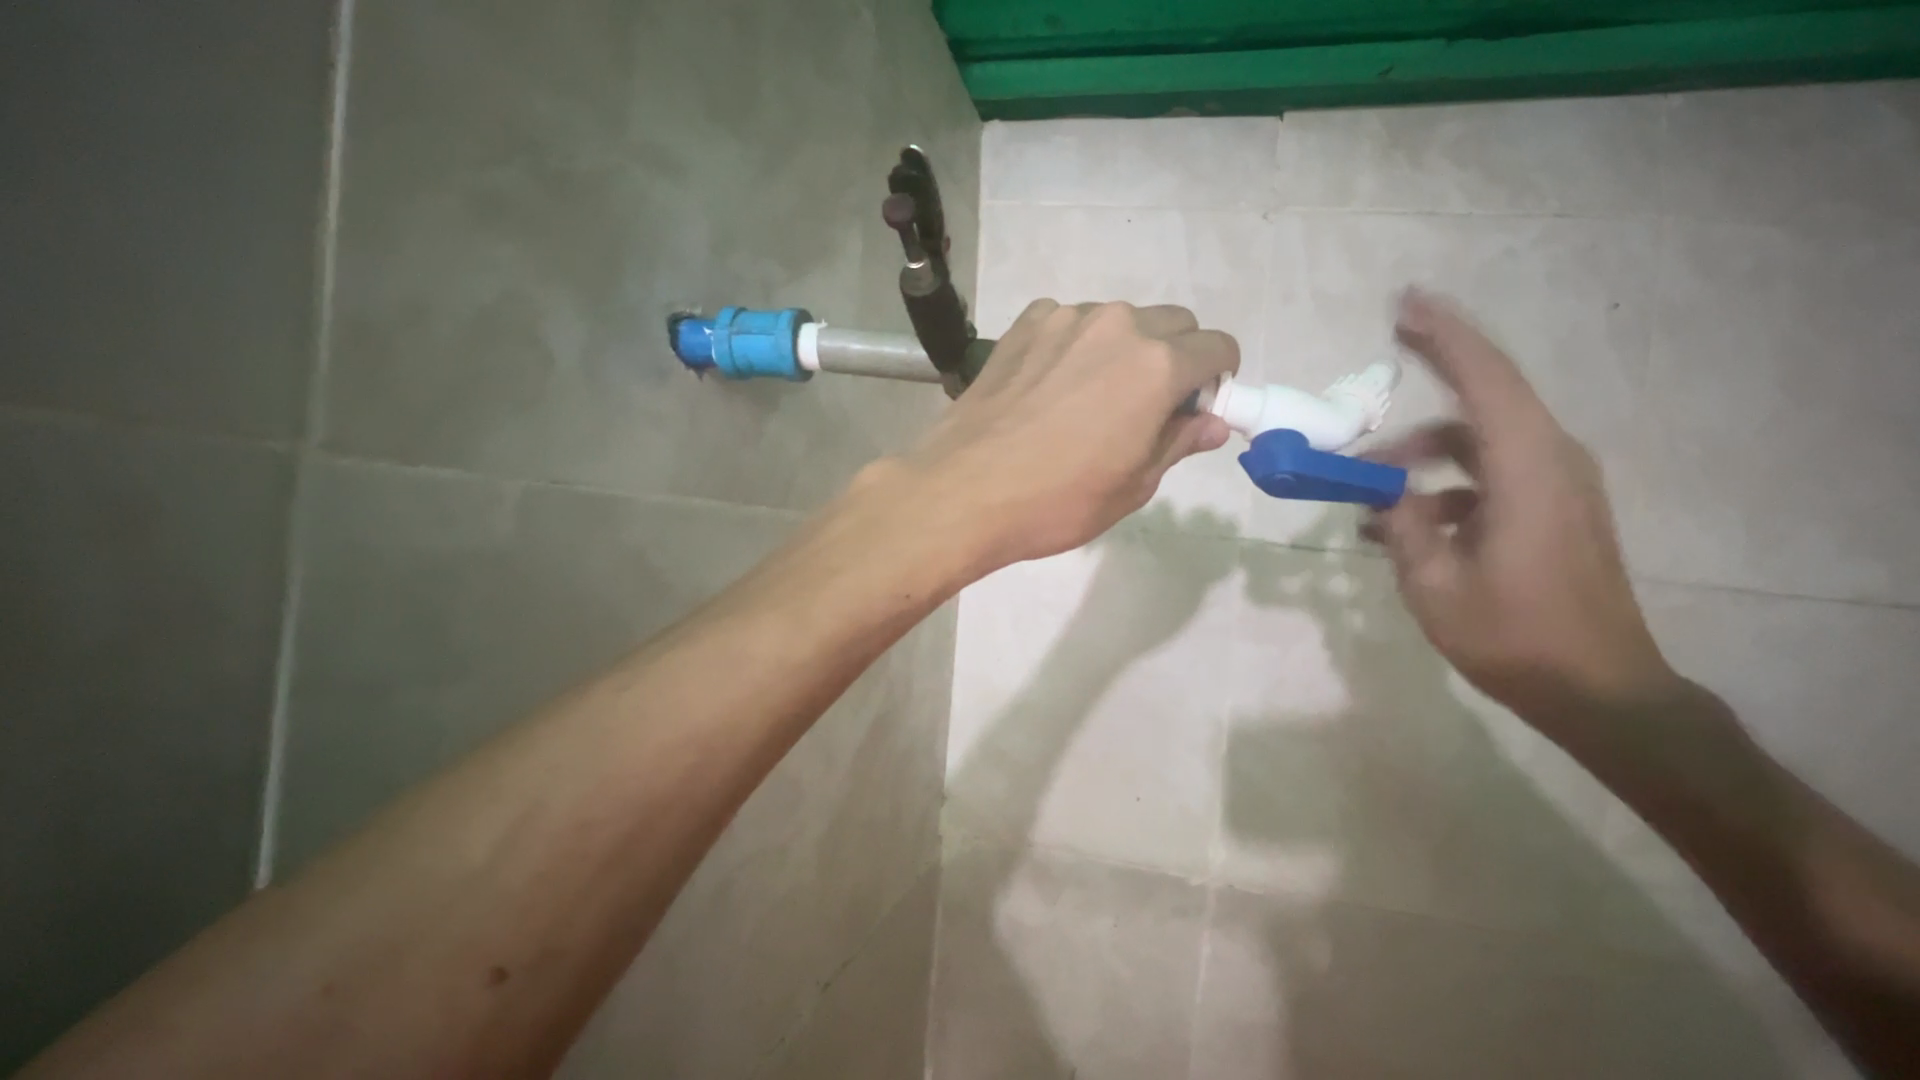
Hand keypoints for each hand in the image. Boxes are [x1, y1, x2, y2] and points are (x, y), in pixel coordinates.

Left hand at [898, 300, 1237, 569]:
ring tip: (1089, 400)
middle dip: (1176, 358)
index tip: (1196, 409)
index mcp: (1158, 365)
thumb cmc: (1058, 501)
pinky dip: (1074, 345)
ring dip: (1123, 349)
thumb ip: (1179, 442)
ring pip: (1119, 321)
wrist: (964, 491)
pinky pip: (1069, 322)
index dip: (1217, 379)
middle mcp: (1117, 325)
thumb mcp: (1134, 485)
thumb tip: (1211, 422)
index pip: (1217, 347)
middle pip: (1173, 323)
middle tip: (1148, 408)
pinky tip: (1049, 387)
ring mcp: (1065, 318)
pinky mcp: (1023, 324)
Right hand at [1363, 291, 1677, 730]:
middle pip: (1484, 400)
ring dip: (1425, 455)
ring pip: (1482, 442)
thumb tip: (1387, 494)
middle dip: (1425, 392)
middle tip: (1374, 394)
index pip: (1484, 379)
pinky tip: (1409, 525)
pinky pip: (1494, 474)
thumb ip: (1403, 525)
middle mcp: (1552, 459)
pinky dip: (1448, 484)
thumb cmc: (1514, 635)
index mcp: (1527, 468)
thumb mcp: (1433, 584)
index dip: (1443, 336)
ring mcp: (1560, 485)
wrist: (1600, 688)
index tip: (1404, 304)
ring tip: (1370, 494)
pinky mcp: (1558, 510)